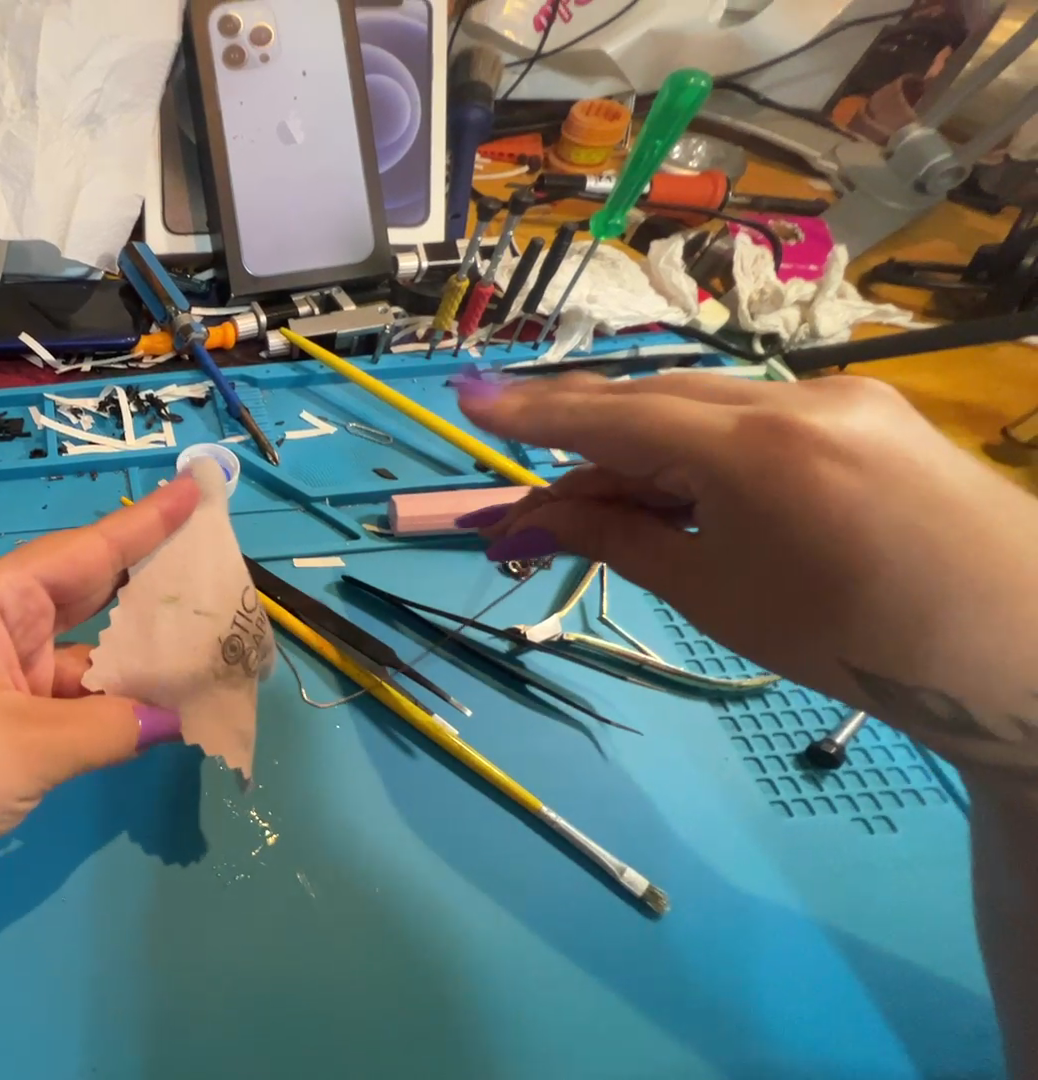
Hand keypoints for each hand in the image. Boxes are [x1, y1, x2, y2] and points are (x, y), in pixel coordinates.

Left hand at [0, 478, 196, 895]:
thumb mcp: (26, 747)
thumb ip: (110, 727)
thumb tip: (175, 720)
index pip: (86, 547)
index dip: (148, 520)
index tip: (196, 489)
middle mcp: (1, 625)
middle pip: (92, 593)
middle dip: (154, 586)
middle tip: (222, 573)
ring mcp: (3, 673)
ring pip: (88, 653)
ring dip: (140, 659)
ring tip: (213, 650)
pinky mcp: (4, 717)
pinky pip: (72, 697)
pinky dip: (113, 704)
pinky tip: (162, 710)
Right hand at [449, 370, 1037, 750]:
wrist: (1034, 657)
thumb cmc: (857, 640)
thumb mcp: (710, 592)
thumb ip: (612, 537)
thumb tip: (529, 521)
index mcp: (756, 449)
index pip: (611, 419)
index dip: (530, 413)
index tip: (466, 398)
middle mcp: (798, 401)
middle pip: (645, 406)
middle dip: (571, 444)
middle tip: (518, 493)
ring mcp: (838, 401)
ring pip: (691, 412)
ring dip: (627, 457)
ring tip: (588, 512)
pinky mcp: (860, 416)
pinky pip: (738, 421)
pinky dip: (682, 455)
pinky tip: (663, 493)